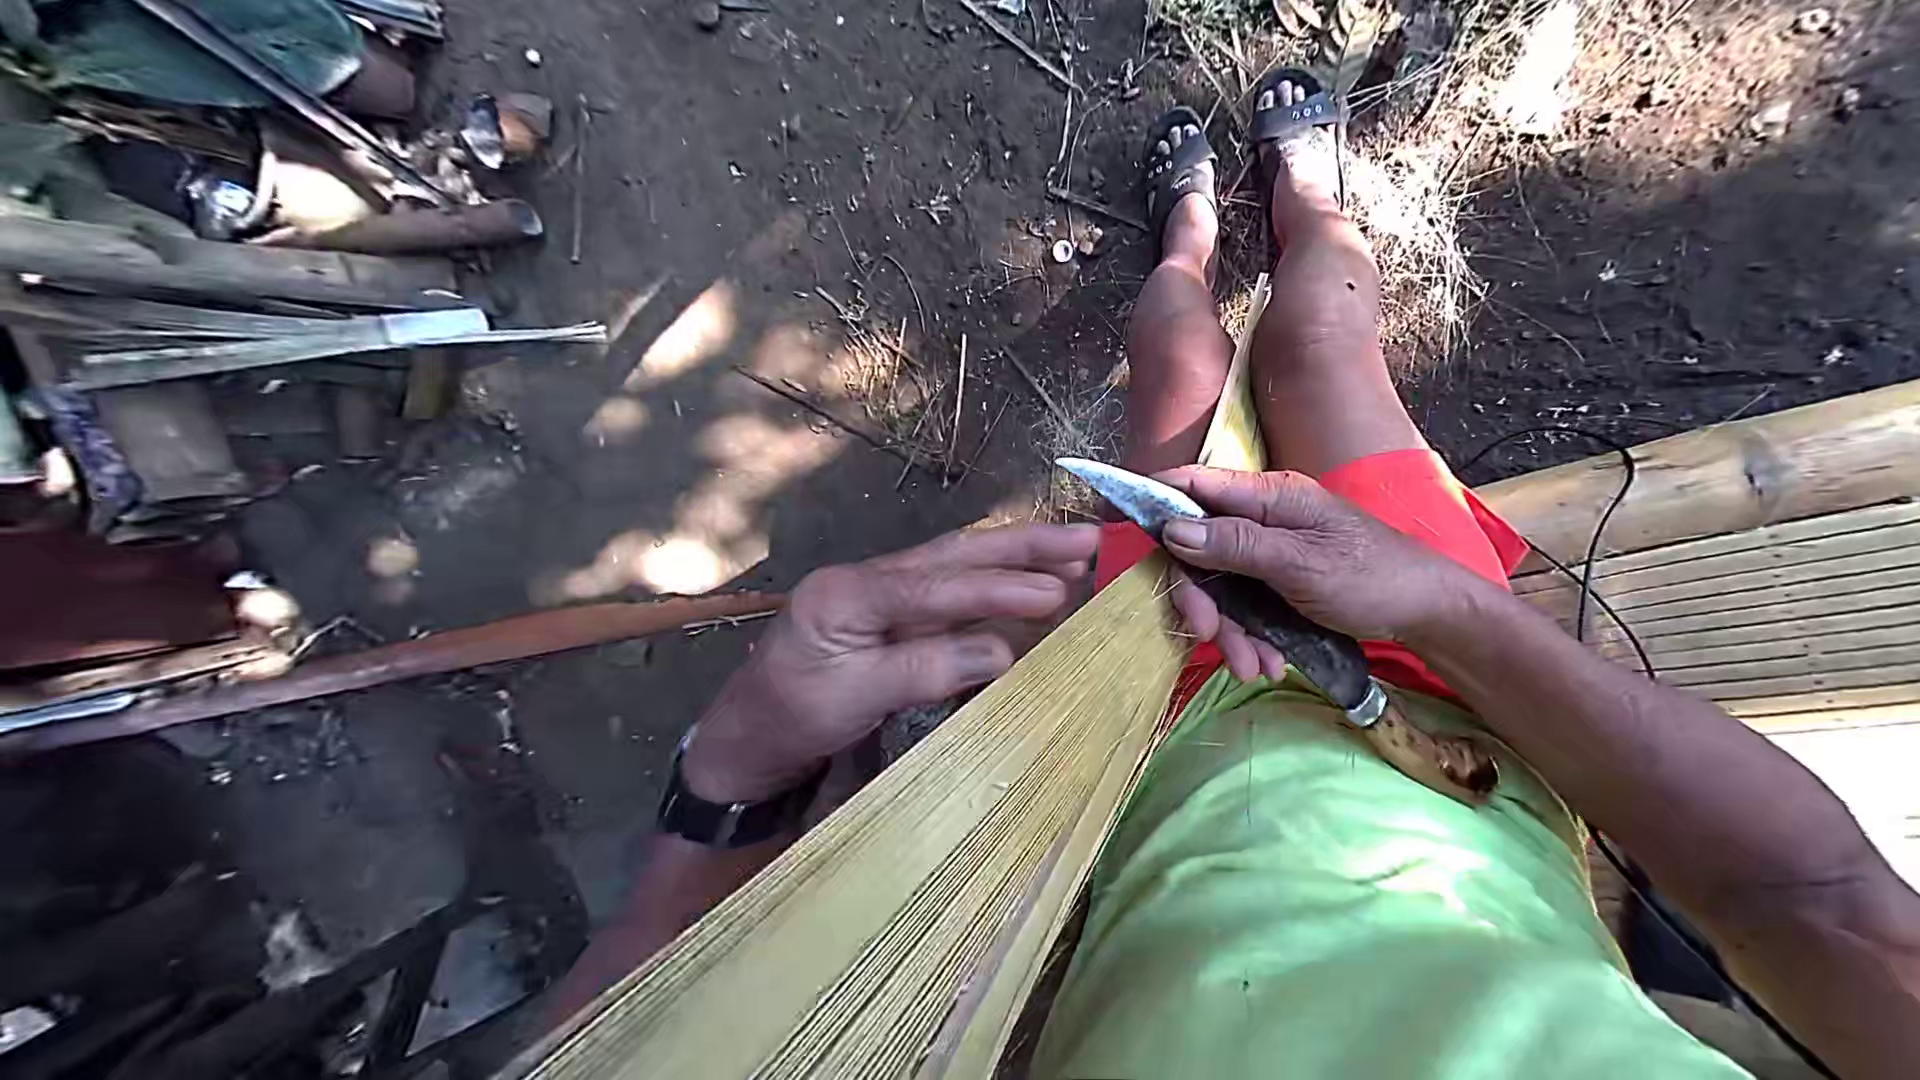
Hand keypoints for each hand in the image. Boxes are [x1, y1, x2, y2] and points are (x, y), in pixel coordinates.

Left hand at [681, 523, 1099, 801]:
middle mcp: (870, 578)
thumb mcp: (849, 699)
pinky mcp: (897, 612)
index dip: (996, 589)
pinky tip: (1031, 581)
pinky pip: (954, 589)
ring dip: (1017, 556)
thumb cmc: (790, 717)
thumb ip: (921, 670)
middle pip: (954, 554)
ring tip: (1073, 552)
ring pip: (958, 564)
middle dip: (1022, 546)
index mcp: (848, 593)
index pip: (934, 586)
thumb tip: (999, 652)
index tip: (1055, 592)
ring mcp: (884, 592)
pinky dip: (996, 584)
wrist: (751, 733)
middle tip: (1085, 540)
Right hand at [1156, 467, 1478, 680]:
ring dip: (1228, 631)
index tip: (1117, 518)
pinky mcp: (1268, 581)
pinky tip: (1267, 663)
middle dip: (1201, 599)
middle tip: (1209, 636)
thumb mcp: (1300, 562)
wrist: (1428, 616)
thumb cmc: (1372, 577)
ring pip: (1215, 585)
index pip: (1192, 484)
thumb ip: (1235, 543)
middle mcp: (1257, 519)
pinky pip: (1239, 605)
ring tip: (1254, 668)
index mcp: (1266, 497)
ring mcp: (1261, 552)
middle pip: (1196, 549)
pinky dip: (1247, 637)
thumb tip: (1171, 528)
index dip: (1152, 497)